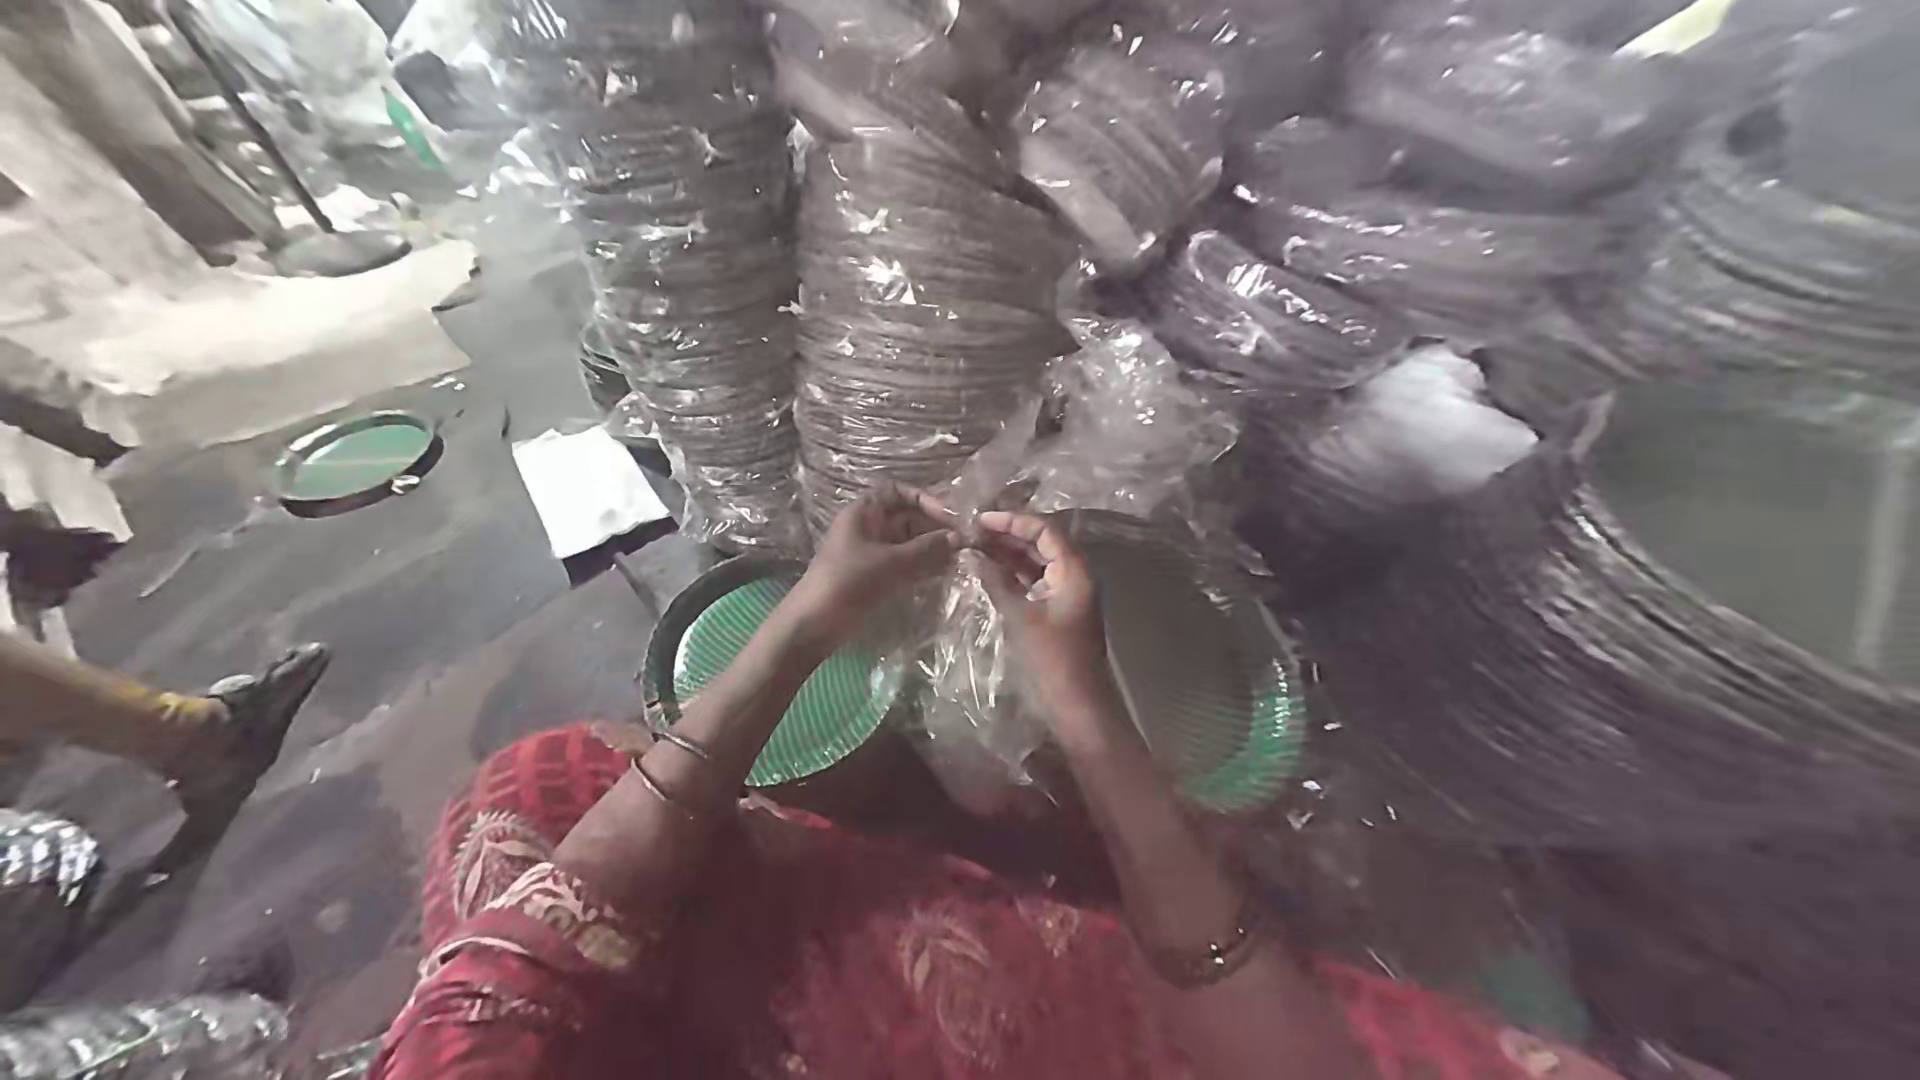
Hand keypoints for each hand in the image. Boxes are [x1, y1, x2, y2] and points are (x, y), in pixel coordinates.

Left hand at [787, 484, 957, 643]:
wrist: (816, 623)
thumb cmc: (850, 581)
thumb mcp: (892, 562)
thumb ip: (927, 548)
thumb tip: (959, 537)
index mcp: (865, 512)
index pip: (899, 492)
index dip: (924, 499)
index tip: (949, 514)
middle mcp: (869, 527)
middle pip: (908, 518)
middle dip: (935, 527)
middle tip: (965, 540)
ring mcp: (873, 552)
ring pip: (909, 542)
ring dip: (933, 548)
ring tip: (962, 557)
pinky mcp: (876, 576)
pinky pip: (905, 563)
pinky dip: (924, 565)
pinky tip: (947, 571)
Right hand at [967, 511, 1117, 728]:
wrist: (1077, 703)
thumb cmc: (1052, 658)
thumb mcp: (1020, 616)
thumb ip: (996, 580)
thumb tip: (972, 554)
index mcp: (1074, 571)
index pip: (1045, 530)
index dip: (1013, 521)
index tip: (981, 520)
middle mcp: (1074, 575)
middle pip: (1042, 542)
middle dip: (1008, 535)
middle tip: (972, 532)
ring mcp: (1067, 593)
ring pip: (1037, 562)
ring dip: (1008, 553)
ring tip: (974, 546)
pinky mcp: (1058, 609)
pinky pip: (1035, 581)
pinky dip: (1014, 574)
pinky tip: (988, 570)